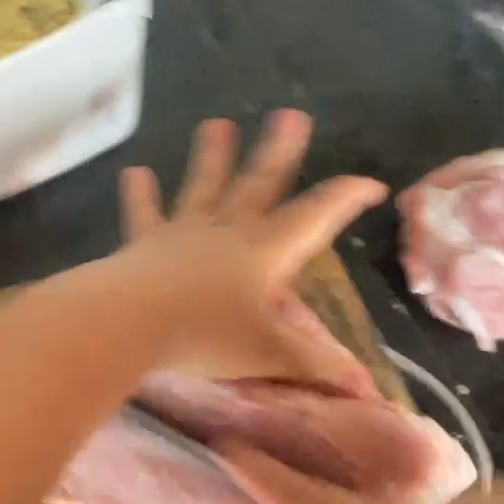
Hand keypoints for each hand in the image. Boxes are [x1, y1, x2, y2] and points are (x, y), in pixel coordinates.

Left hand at [107, 110, 386, 384]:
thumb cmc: (206, 336)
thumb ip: (315, 366)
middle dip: (278, 152)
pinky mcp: (145, 243)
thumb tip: (367, 389)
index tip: (371, 184)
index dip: (346, 199)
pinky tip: (134, 171)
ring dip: (211, 156)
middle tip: (290, 114)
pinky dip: (139, 195)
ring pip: (203, 187)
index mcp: (266, 253)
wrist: (132, 321)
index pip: (316, 217)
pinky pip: (144, 214)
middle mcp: (228, 232)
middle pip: (259, 185)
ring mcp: (184, 233)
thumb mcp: (269, 354)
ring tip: (216, 123)